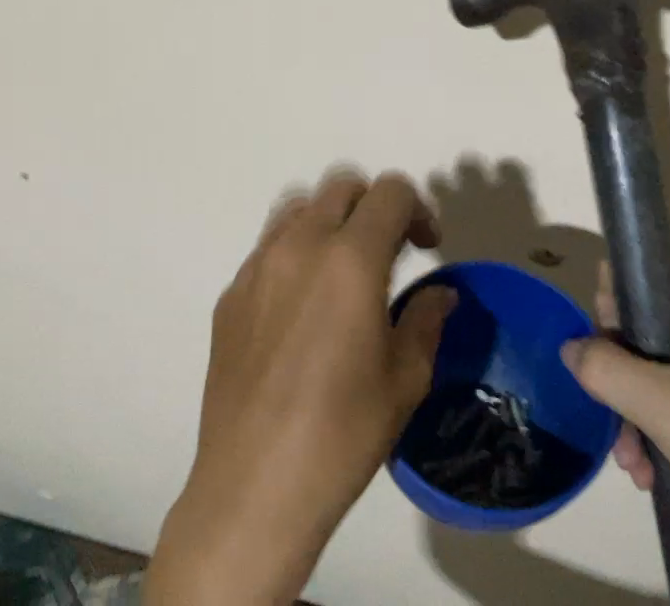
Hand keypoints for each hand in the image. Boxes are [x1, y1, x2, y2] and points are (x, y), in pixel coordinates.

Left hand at [145, 172, 456, 605]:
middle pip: (340, 186)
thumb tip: (440, 293)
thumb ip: (427, 320)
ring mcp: (256, 269)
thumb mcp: (406, 378)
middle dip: (374, 206)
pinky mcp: (229, 296)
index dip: (419, 209)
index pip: (390, 192)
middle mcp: (299, 248)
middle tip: (391, 252)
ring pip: (297, 208)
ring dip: (330, 221)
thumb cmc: (343, 433)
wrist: (256, 484)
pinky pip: (267, 248)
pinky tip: (303, 308)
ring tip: (344, 269)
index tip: (427, 248)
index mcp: (351, 260)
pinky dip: (294, 252)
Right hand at [561, 246, 669, 605]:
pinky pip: (664, 398)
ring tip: (626, 453)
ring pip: (648, 361)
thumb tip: (571, 347)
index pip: (661, 256)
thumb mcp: (663, 404)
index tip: (600, 319)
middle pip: (645, 311)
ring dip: (627, 404)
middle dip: (615, 354)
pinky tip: (642, 469)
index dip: (623, 275)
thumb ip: (605, 367)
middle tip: (604, 384)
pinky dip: (647, 427)